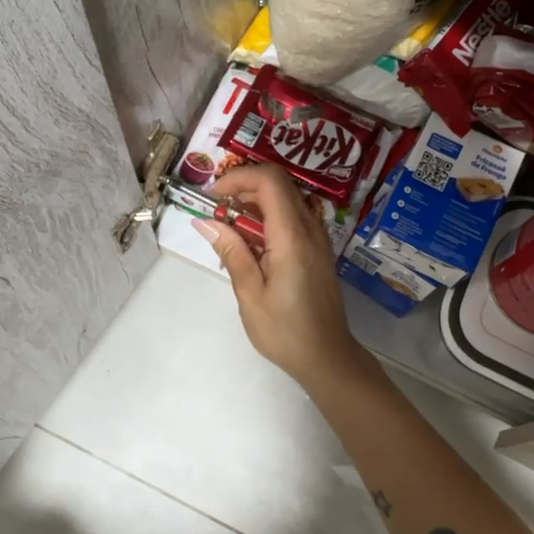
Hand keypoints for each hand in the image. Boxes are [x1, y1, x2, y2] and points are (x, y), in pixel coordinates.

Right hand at [194, 164, 372, 390]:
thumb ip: (231, 252)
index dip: (239, 177)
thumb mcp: (249, 294)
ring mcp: (318, 238)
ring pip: (287, 199)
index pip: (270, 180)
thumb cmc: (284, 330)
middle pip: (279, 183)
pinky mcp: (318, 249)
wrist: (327, 355)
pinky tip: (252, 244)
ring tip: (230, 229)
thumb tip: (206, 222)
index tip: (213, 196)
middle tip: (217, 211)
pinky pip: (294, 217)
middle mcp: (310, 229)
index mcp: (292, 236)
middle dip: (244, 187)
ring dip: (256, 202)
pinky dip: (270, 217)